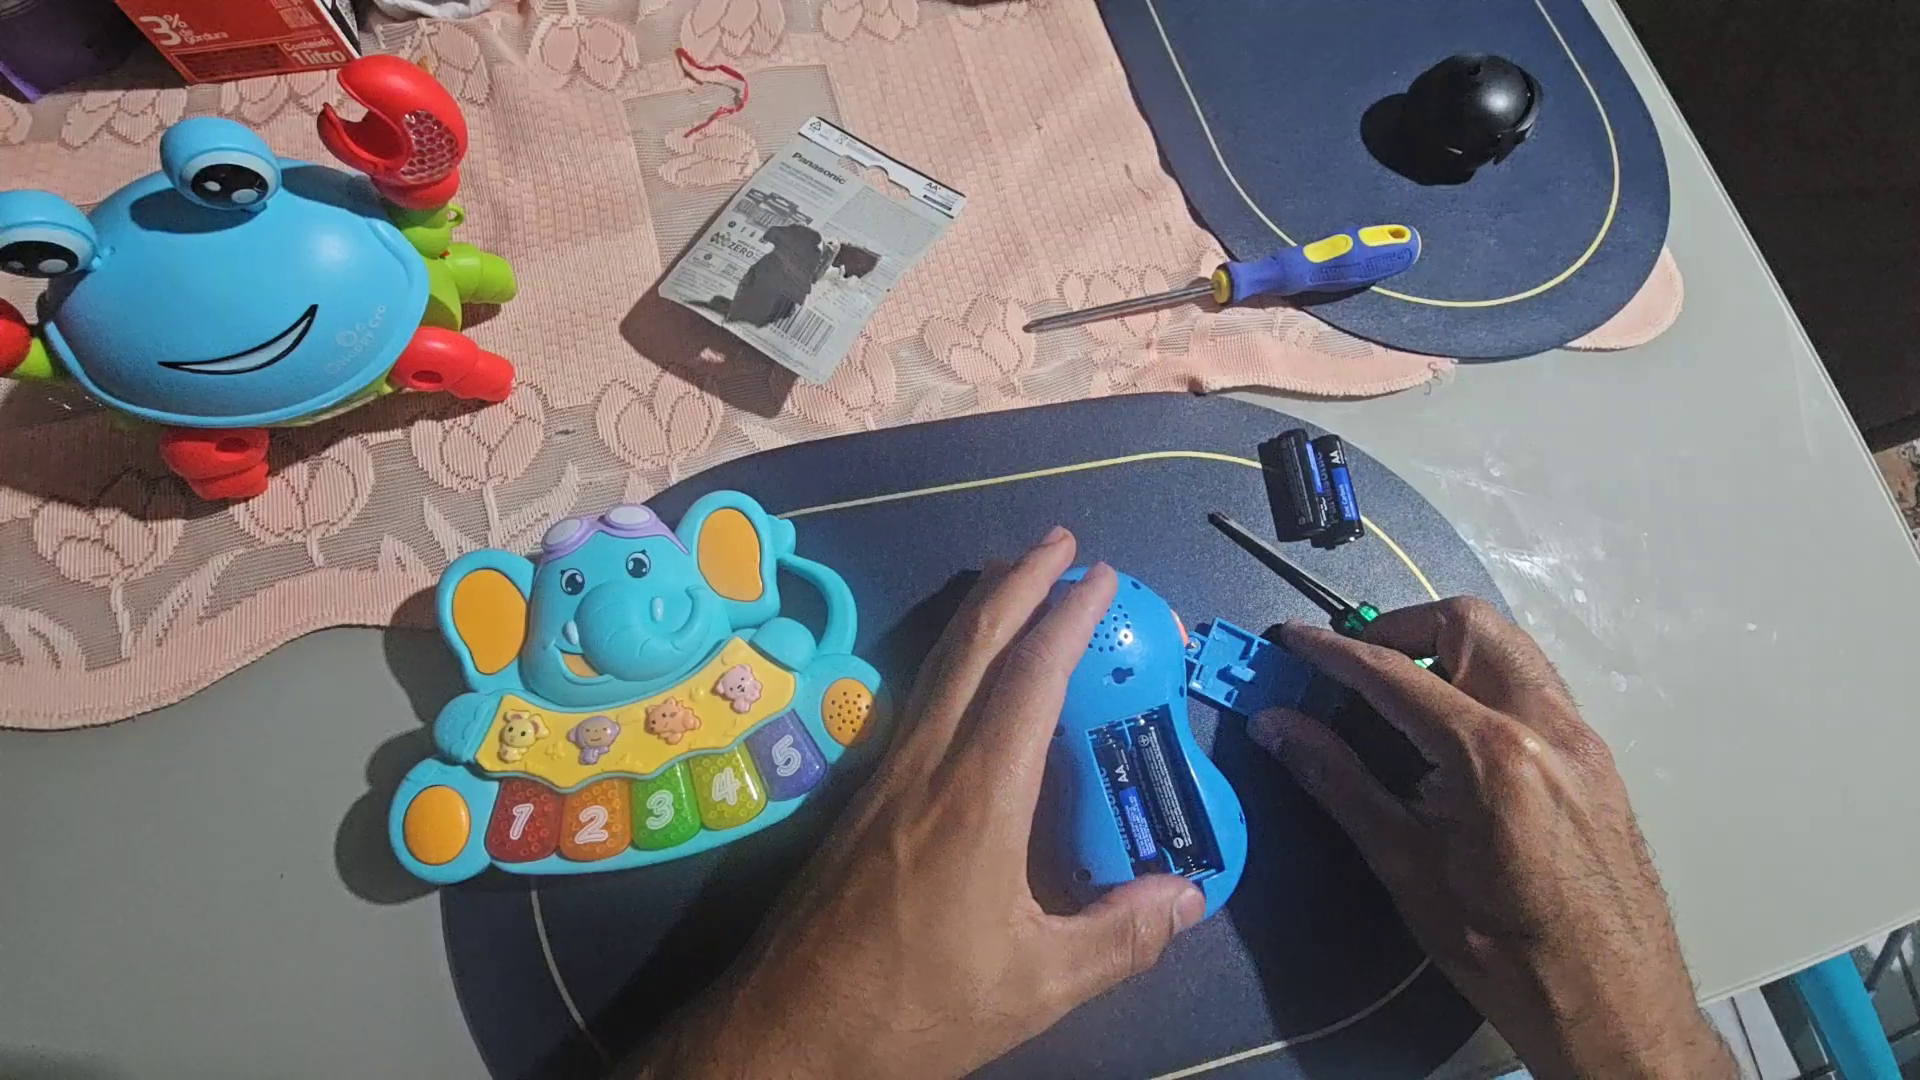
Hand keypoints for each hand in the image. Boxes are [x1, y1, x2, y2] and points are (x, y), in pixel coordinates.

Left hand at [632, 529, 1205, 1079]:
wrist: (790, 1027)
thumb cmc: (915, 1003)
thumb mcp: (1035, 985)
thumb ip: (1119, 938)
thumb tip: (1188, 898)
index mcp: (980, 794)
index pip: (1031, 676)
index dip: (1068, 616)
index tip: (1101, 575)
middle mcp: (930, 757)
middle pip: (976, 641)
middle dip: (1021, 579)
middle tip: (1060, 541)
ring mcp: (890, 764)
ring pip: (941, 657)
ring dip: (984, 605)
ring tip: (1019, 574)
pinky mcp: (867, 783)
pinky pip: (923, 690)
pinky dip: (956, 649)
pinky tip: (971, 659)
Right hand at [1249, 598, 1734, 1079]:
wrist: (1622, 1017)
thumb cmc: (1501, 949)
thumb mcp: (1402, 863)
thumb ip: (1335, 777)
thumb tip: (1274, 723)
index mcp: (1492, 755)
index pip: (1393, 673)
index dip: (1330, 650)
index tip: (1290, 638)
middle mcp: (1547, 726)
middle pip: (1467, 623)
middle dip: (1398, 626)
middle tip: (1353, 664)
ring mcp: (1582, 738)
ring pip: (1506, 643)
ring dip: (1441, 644)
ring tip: (1395, 688)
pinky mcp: (1596, 757)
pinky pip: (1528, 680)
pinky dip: (1476, 674)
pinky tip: (1446, 727)